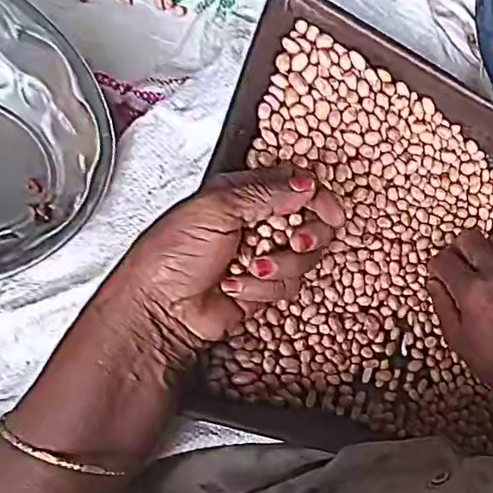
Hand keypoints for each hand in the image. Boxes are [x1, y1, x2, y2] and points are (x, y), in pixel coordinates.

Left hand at [88, 169, 344, 375]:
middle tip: (295, 243)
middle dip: (307, 236)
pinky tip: (237, 286)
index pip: (295, 187)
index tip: (330, 212)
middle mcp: (258, 224)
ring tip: (249, 268)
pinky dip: (265, 288)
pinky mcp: (267, 286)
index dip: (317, 198)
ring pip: (304, 259)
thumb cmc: (171, 255)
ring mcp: (265, 257)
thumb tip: (305, 185)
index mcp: (243, 195)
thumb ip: (264, 193)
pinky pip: (291, 286)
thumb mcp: (215, 209)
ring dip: (280, 266)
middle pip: (311, 225)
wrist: (162, 307)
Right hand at [427, 231, 492, 438]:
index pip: (445, 259)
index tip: (436, 273)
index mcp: (472, 291)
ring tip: (475, 270)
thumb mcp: (455, 335)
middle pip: (470, 237)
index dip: (436, 266)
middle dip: (456, 248)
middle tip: (454, 264)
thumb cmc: (490, 359)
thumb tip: (434, 283)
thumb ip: (442, 303)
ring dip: (480, 251)